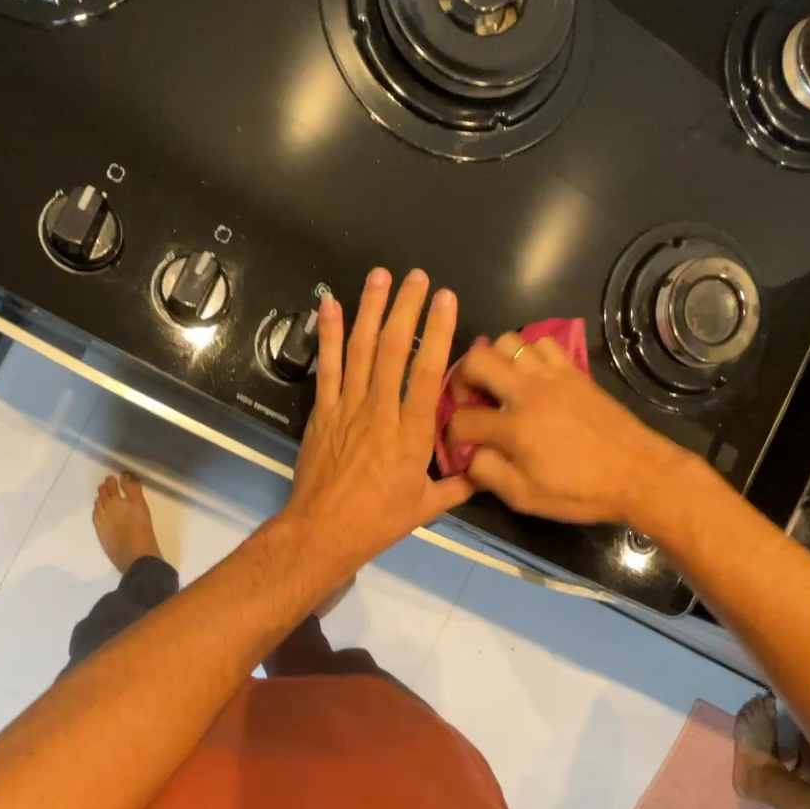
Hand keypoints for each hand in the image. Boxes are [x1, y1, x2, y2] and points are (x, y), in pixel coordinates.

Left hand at [282, 268, 472, 569]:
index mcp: (412, 433)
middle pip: (393, 349)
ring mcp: (348, 408)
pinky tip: (331, 305)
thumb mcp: (427, 507)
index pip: (428, 372)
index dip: (438, 332)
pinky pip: (327, 367)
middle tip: (416, 277)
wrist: (324, 531)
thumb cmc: (379, 520)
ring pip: (360, 349)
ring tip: (379, 277)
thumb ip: (459, 484)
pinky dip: (329, 335)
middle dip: (405, 308)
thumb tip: (486, 468)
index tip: (446, 300)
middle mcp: (380, 411)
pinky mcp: (323, 412)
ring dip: (370, 309)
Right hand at [446, 331, 689, 525]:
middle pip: (476, 361)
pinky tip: (530, 377)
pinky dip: (528, 354)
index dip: (449, 435)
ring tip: (498, 385)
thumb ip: (489, 474)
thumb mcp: (526, 498)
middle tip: (468, 401)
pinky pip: (542, 343)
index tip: (457, 446)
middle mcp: (529, 392)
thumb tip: (469, 455)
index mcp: (515, 428)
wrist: (637, 473)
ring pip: (508, 342)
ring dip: (494, 361)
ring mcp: (553, 376)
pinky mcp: (574, 371)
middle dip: (460, 380)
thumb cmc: (580, 492)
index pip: (461, 420)